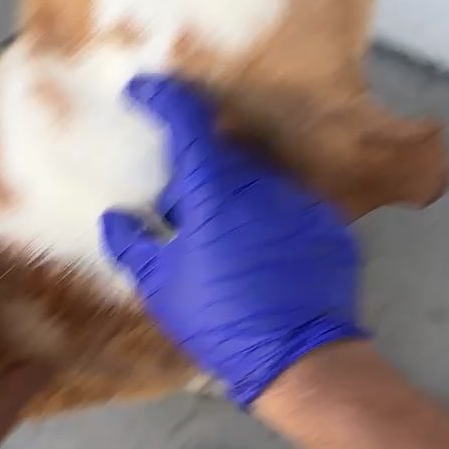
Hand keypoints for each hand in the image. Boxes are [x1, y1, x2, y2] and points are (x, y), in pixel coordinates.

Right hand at [100, 75, 363, 406]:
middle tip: (181, 208)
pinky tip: (264, 255)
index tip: (146, 91)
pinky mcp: (332, 226)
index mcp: (217, 190)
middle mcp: (266, 184)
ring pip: (263, 180)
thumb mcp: (161, 287)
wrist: (300, 357)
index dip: (164, 97)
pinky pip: (293, 207)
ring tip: (226, 240)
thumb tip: (116, 219)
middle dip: (199, 170)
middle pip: (226, 152)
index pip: (189, 119)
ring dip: (238, 194)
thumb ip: (133, 244)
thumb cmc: (220, 321)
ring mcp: (305, 204)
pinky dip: (272, 218)